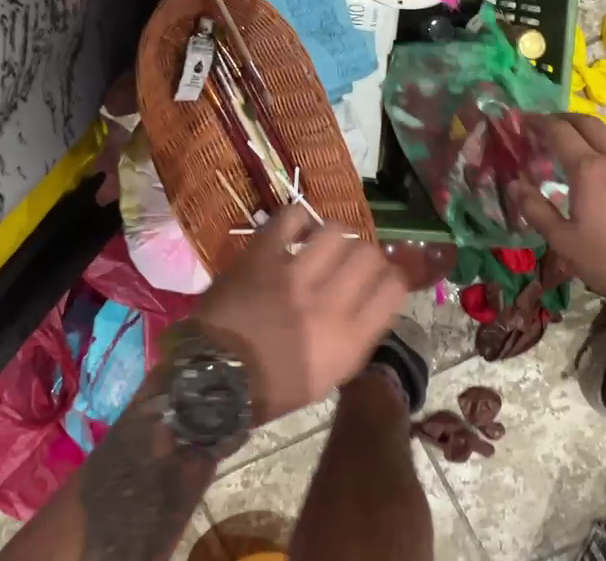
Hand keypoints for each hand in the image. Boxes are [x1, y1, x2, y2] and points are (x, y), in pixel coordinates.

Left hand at [191, 205, 407, 423]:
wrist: (212, 378)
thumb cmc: (271, 387)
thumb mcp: (327, 376)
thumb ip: (353, 337)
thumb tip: (368, 302)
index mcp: (348, 341)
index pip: (393, 288)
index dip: (393, 276)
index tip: (383, 276)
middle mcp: (327, 305)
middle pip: (369, 256)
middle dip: (367, 255)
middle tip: (352, 261)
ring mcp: (293, 276)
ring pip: (337, 233)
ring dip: (337, 236)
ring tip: (326, 244)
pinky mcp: (261, 256)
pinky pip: (291, 218)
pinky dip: (300, 219)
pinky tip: (299, 231)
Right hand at [508, 113, 605, 295]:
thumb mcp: (563, 241)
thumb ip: (535, 209)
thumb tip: (514, 184)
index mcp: (588, 170)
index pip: (559, 131)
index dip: (538, 122)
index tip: (523, 120)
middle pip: (588, 123)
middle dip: (564, 117)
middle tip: (546, 124)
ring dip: (586, 133)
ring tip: (571, 146)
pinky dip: (604, 151)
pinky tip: (599, 173)